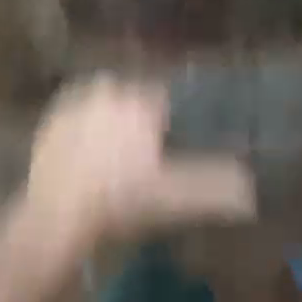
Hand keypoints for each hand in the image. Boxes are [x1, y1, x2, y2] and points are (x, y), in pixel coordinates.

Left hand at [20, 76, 254, 250]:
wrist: (56, 214)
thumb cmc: (119, 200)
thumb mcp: (172, 196)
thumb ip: (212, 186)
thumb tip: (250, 187)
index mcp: (140, 100)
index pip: (164, 100)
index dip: (166, 124)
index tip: (165, 146)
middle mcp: (108, 88)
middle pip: (134, 99)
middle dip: (138, 120)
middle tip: (140, 157)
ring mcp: (76, 100)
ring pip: (105, 104)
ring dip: (111, 121)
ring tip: (112, 158)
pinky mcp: (52, 115)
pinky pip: (78, 115)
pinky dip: (84, 129)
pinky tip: (87, 156)